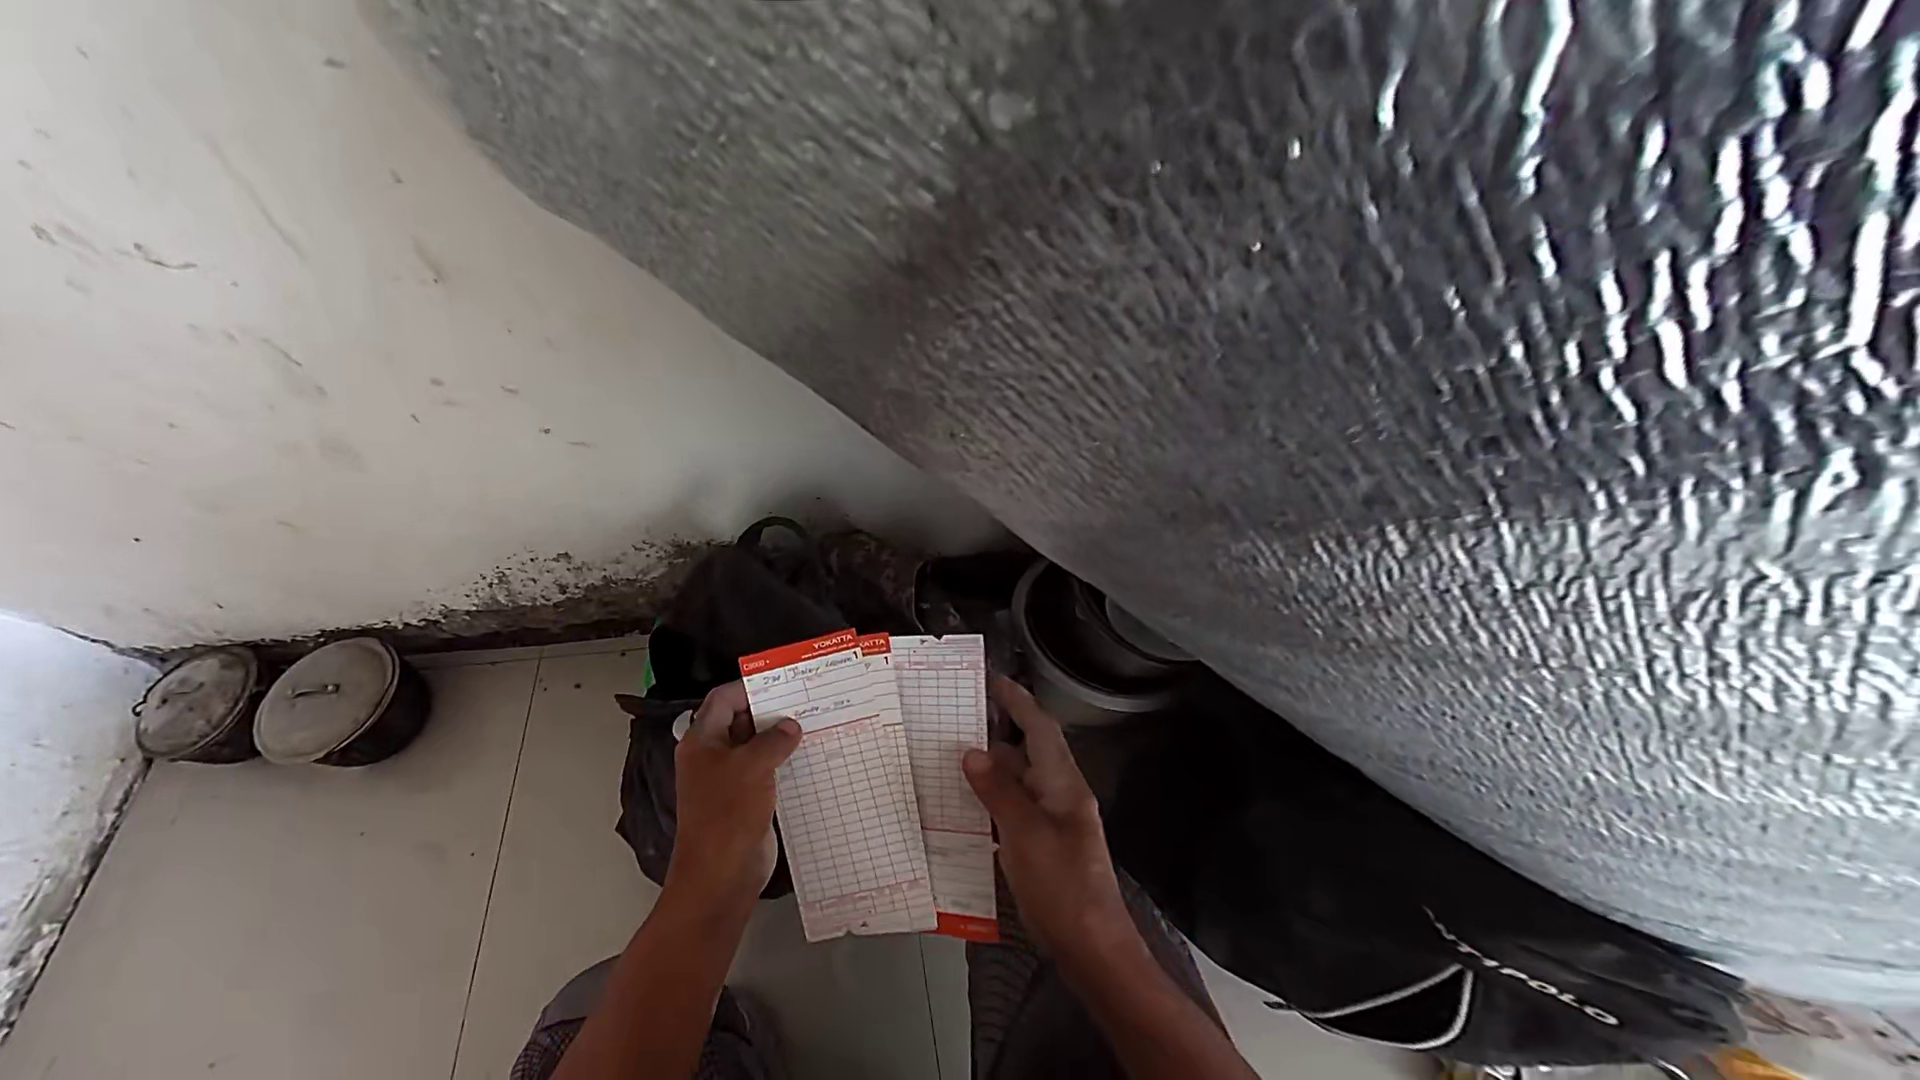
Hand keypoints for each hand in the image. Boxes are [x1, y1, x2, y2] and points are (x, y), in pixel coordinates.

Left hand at [666, 682, 800, 907]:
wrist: (721, 874)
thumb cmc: (728, 813)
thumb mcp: (752, 766)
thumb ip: (773, 740)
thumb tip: (791, 726)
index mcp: (703, 741)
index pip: (723, 699)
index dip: (749, 686)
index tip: (782, 681)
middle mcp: (713, 755)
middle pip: (741, 720)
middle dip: (770, 709)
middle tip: (805, 698)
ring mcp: (729, 778)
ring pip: (756, 745)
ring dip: (780, 736)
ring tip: (813, 722)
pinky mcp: (746, 798)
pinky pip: (766, 769)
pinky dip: (784, 760)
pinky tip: (809, 754)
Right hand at [963, 677, 1133, 959]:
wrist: (1091, 947)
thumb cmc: (1063, 888)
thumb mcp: (1026, 836)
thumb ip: (999, 792)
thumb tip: (972, 753)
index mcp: (1063, 783)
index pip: (1040, 728)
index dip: (1018, 701)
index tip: (992, 679)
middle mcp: (1059, 794)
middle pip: (1028, 751)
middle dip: (997, 730)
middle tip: (957, 716)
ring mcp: (1051, 820)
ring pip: (1019, 780)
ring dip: (991, 766)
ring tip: (952, 754)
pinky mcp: (1042, 845)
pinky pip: (1013, 808)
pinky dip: (991, 798)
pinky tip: (965, 804)